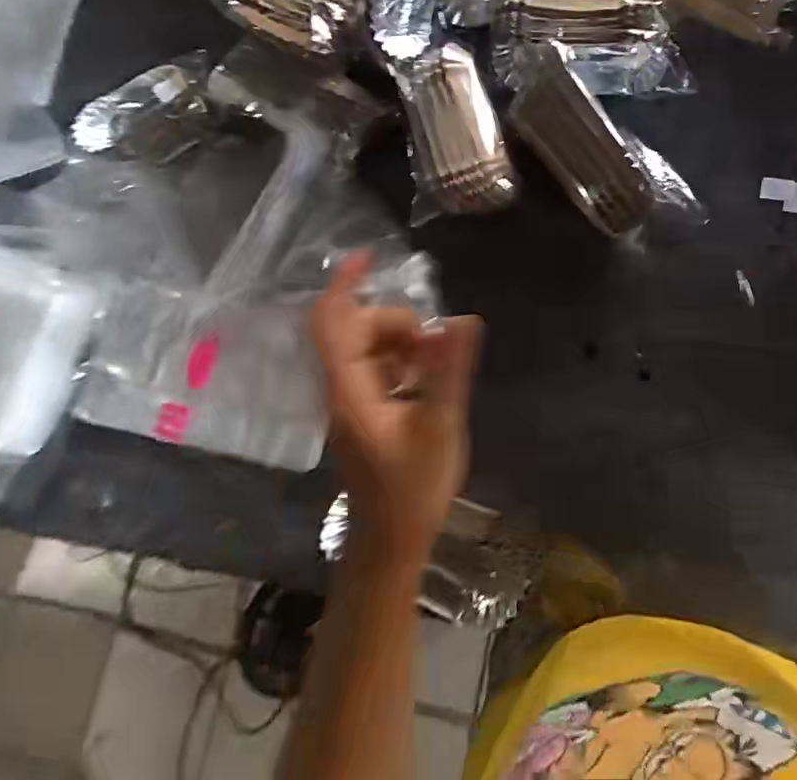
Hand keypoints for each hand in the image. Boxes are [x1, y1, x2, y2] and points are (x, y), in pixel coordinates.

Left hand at [312, 251, 483, 561]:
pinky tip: (429, 379)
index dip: (346, 286)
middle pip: (355, 331)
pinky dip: (402, 361)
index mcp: (352, 391)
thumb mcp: (440, 426)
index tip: (371, 256)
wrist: (391, 540)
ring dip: (402, 342)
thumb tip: (462, 319)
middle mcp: (342, 390)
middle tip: (437, 341)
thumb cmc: (414, 487)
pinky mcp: (363, 413)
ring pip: (366, 349)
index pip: (334, 325)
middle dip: (396, 322)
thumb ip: (450, 371)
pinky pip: (376, 368)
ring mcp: (351, 402)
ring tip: (438, 362)